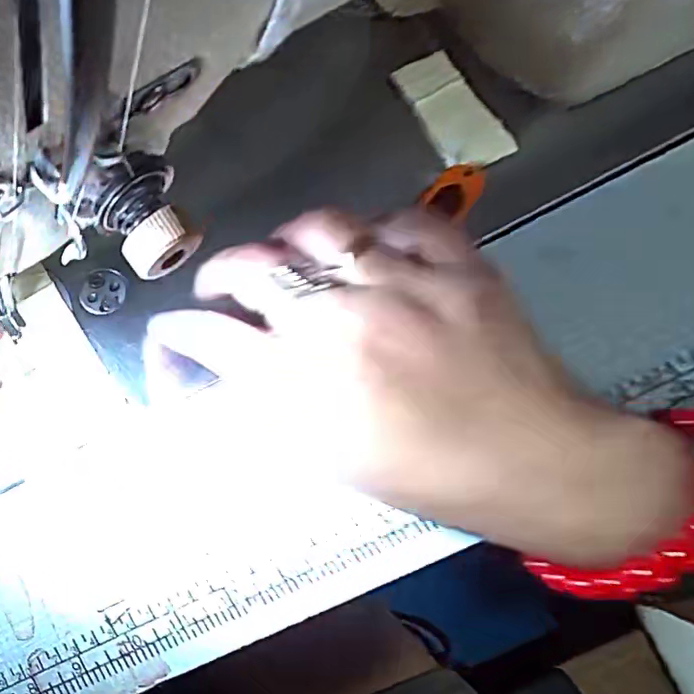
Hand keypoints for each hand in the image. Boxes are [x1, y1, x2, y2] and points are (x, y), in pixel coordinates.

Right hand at [147, 207, 693, 566]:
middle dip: (218, 277)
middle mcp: (337, 317)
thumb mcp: (319, 455)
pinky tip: (365, 254)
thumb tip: (231, 371)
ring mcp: (398, 280)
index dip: (173, 334)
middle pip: (249, 266)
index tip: (170, 336)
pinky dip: (371, 232)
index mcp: (299, 377)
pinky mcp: (454, 261)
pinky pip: (398, 220)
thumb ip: (266, 404)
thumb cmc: (412, 474)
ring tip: (287, 261)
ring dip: (286, 243)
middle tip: (219, 292)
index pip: (207, 335)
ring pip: (317, 227)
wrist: (524, 460)